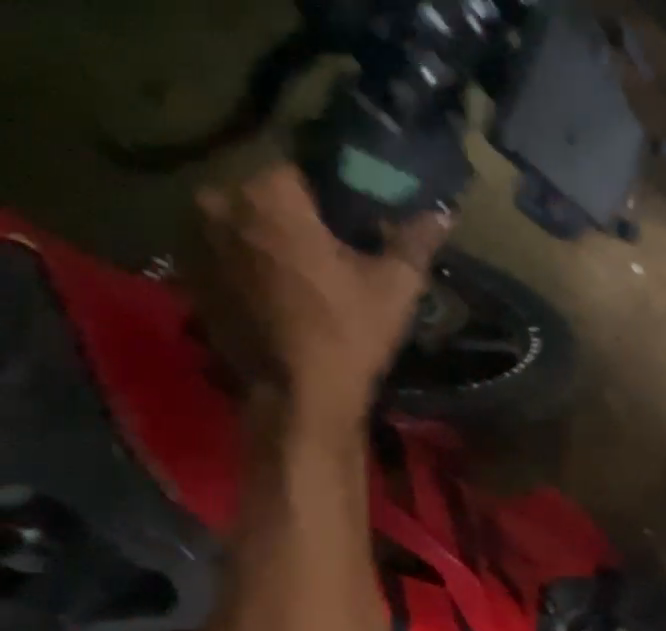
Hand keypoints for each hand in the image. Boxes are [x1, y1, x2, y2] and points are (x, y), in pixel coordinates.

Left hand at [195, 164, 451, 429]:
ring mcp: (193, 239)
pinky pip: (226, 249)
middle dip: (303, 213)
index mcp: (268, 196)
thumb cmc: (350, 331)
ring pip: (244, 221)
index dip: (337, 191)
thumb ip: (414, 240)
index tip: (362, 216)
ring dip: (274, 235)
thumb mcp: (396, 285)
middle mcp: (217, 204)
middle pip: (268, 193)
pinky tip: (284, 288)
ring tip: (312, 268)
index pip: (303, 168)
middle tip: (340, 245)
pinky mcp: (187, 273)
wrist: (296, 392)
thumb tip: (442, 212)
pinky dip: (251, 260)